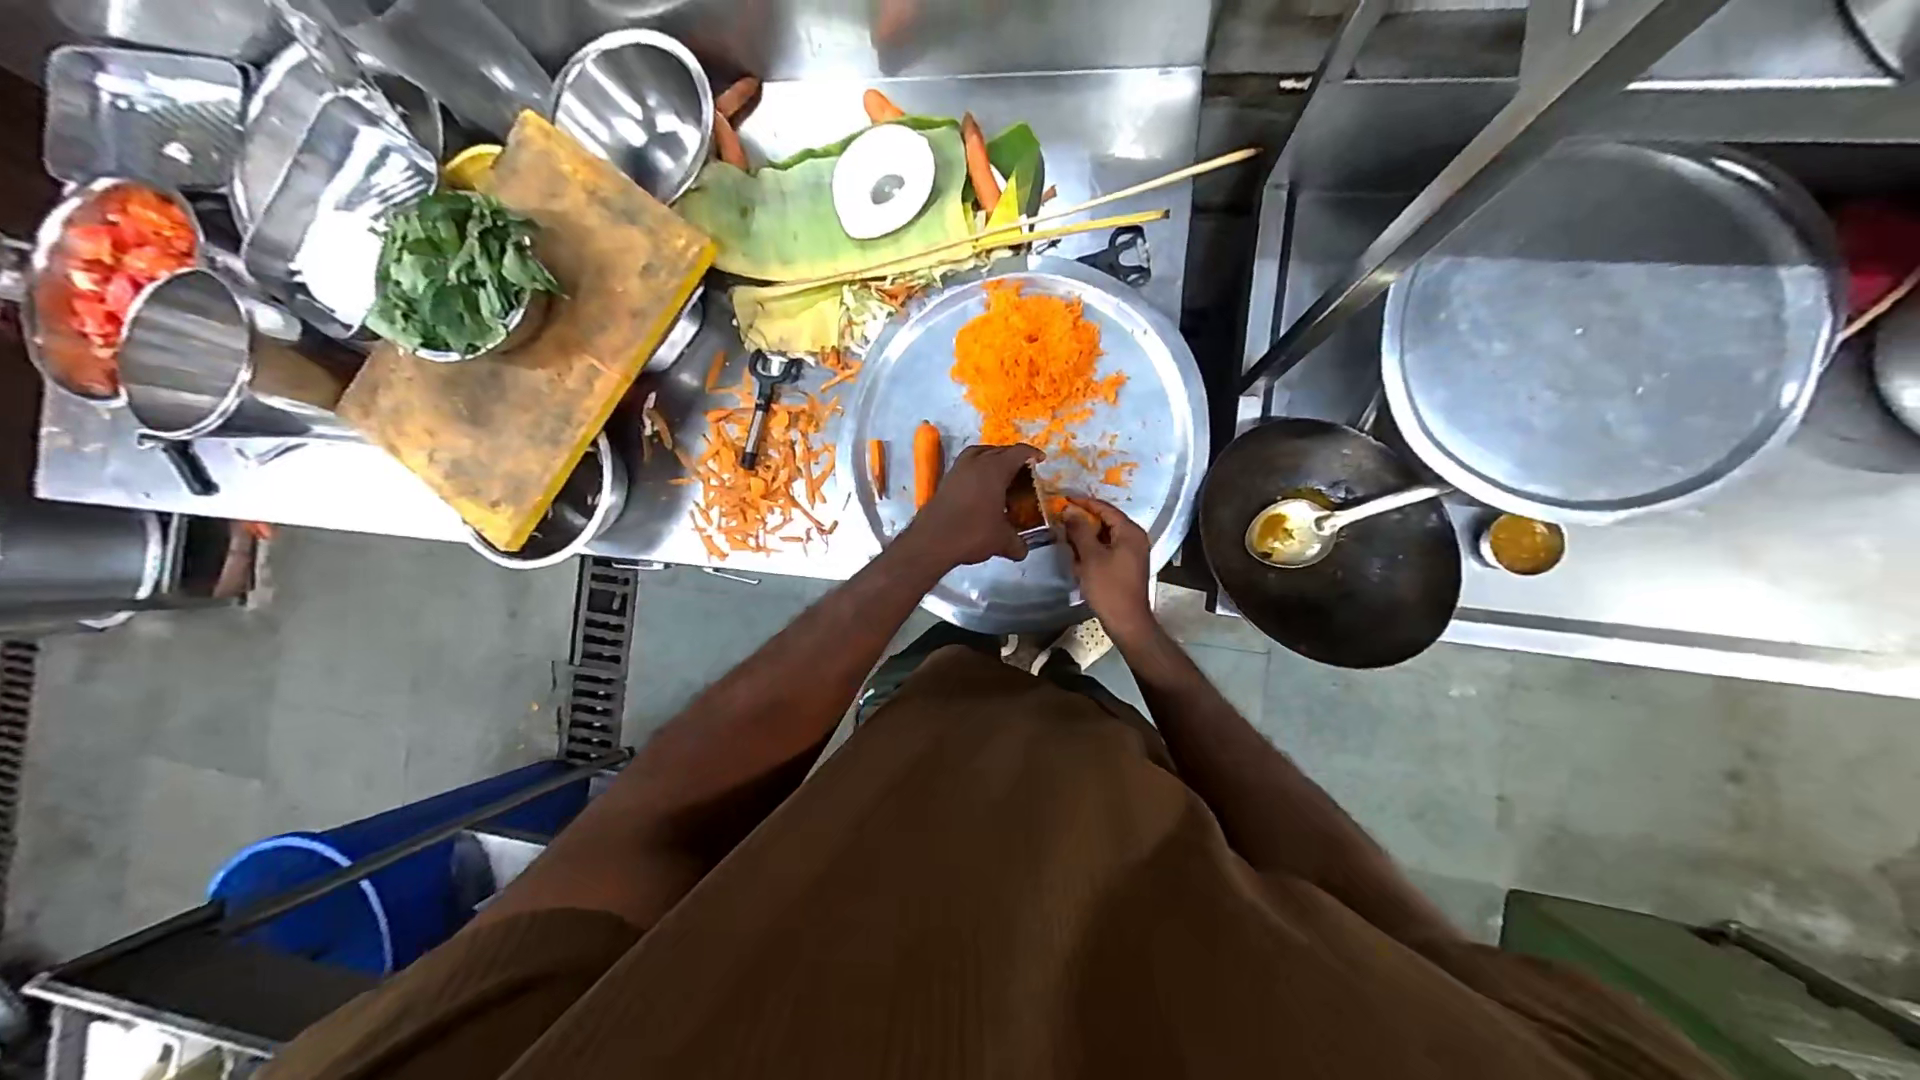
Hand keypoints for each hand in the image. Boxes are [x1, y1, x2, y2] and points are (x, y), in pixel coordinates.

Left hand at [899, 443, 1043, 569]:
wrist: (931, 540)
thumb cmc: (972, 533)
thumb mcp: (1001, 541)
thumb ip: (1016, 544)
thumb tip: (1023, 551)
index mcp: (995, 469)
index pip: (1018, 453)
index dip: (1032, 454)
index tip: (1040, 460)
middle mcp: (976, 462)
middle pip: (999, 450)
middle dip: (1013, 457)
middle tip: (1023, 472)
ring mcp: (958, 469)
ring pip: (979, 454)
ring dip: (992, 460)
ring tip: (1002, 476)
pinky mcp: (945, 480)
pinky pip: (967, 465)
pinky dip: (977, 469)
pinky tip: (981, 487)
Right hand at [1060, 495, 1154, 640]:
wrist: (1126, 620)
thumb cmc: (1109, 587)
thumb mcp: (1090, 556)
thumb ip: (1080, 530)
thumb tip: (1069, 510)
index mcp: (1130, 532)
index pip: (1105, 508)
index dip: (1084, 502)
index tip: (1064, 498)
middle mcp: (1135, 538)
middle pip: (1107, 521)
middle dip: (1084, 519)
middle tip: (1062, 517)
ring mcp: (1133, 552)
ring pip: (1106, 535)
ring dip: (1087, 535)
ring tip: (1066, 534)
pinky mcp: (1127, 565)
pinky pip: (1108, 548)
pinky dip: (1093, 548)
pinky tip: (1078, 553)